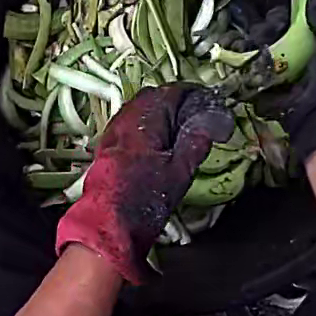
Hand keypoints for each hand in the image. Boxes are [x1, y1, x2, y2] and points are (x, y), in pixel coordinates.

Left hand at [56, 84, 234, 281]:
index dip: (191, 93)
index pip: (171, 92)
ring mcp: (114, 129)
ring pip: (140, 107)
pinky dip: (146, 121)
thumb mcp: (179, 172)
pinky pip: (129, 120)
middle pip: (153, 95)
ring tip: (178, 122)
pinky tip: (156, 136)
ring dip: (159, 109)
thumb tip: (208, 125)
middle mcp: (125, 119)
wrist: (108, 223)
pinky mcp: (108, 142)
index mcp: (145, 121)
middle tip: (193, 109)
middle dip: (175, 99)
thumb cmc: (143, 199)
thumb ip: (195, 143)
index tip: (204, 99)